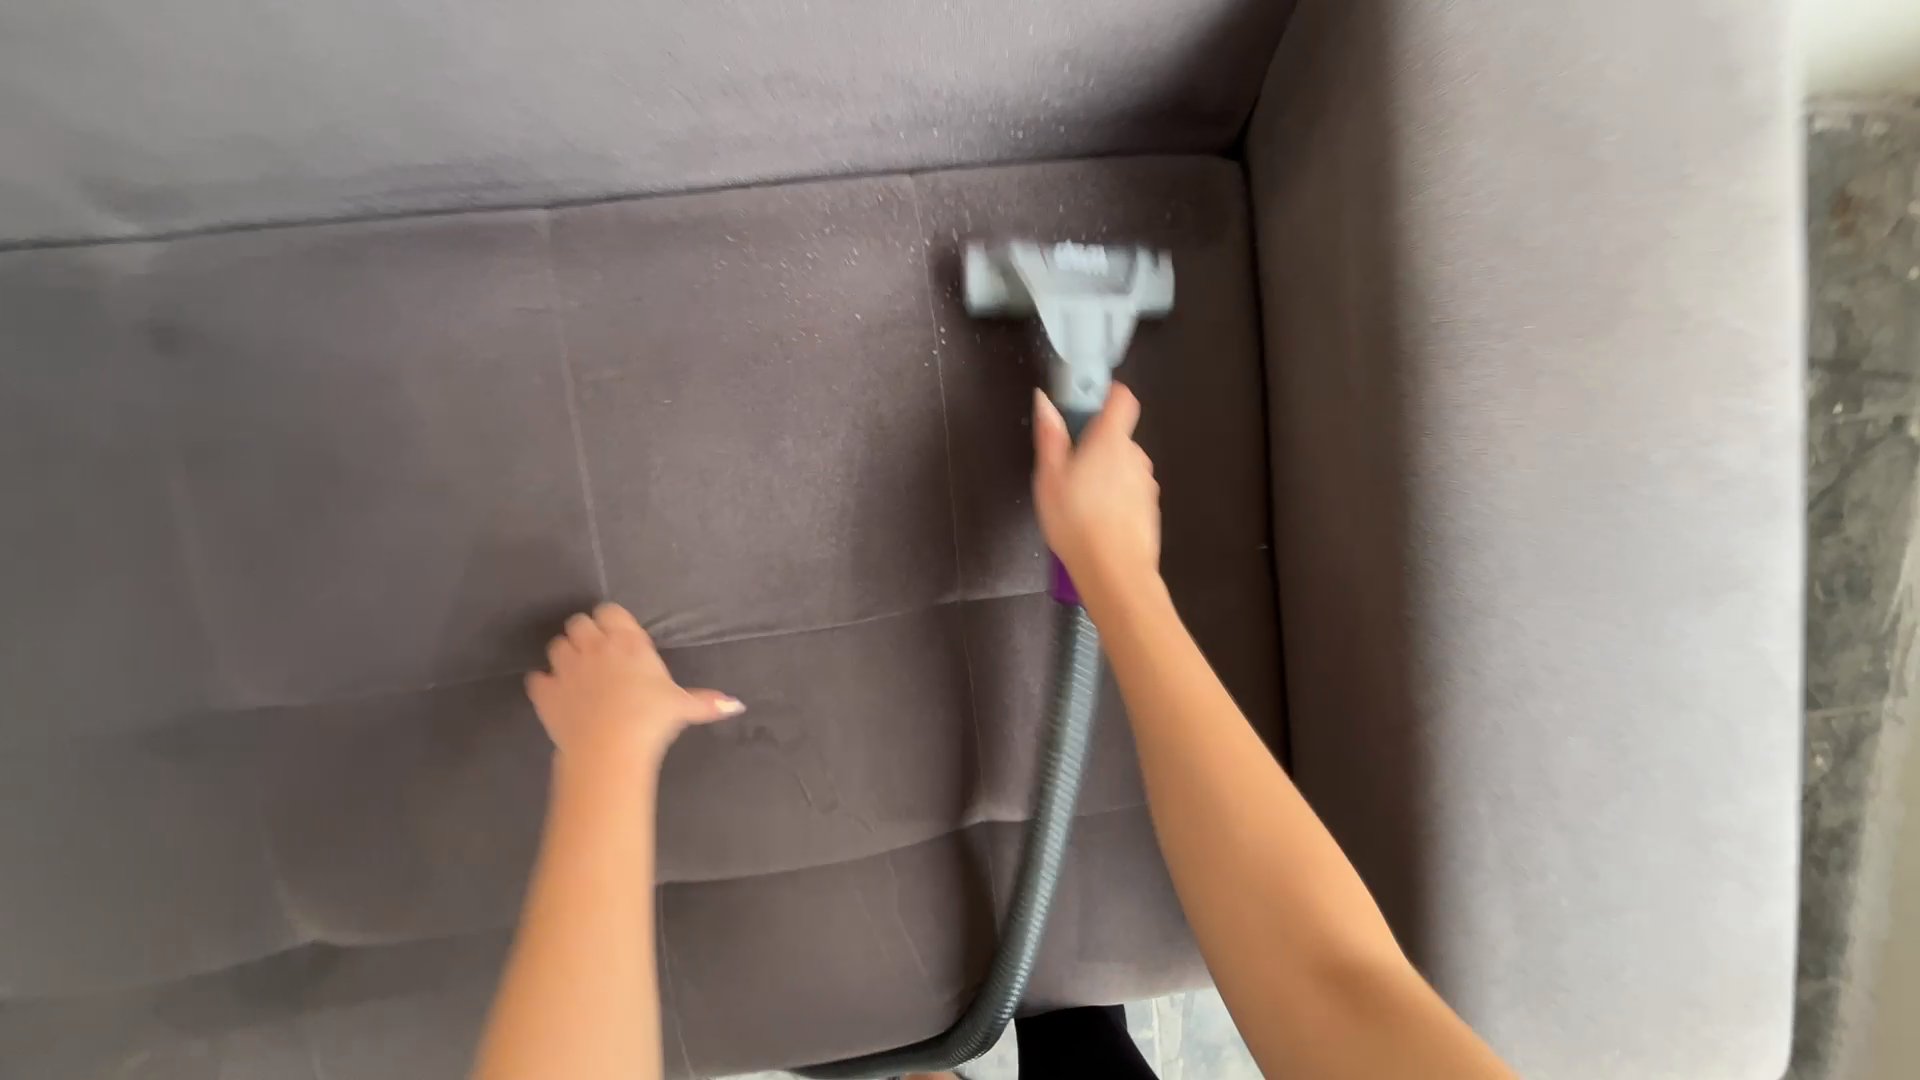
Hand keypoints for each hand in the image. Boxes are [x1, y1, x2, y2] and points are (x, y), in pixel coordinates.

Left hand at [524, 602, 742, 772]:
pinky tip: (556, 694)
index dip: (611, 621)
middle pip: (579, 622)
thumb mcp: (683, 706)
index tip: (618, 635)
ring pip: (557, 645)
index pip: (611, 612)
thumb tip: (736, 705)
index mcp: (628, 642)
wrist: (609, 747)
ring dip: (565, 654)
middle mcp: (595, 647)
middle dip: (585, 633)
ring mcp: (566, 668)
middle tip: (598, 653)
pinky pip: (537, 679)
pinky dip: (545, 684)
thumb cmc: (651, 718)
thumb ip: (706, 702)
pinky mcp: (545, 692)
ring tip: (577, 671)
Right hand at [1032, 384, 1160, 598]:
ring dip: (1106, 474)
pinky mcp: (1150, 509)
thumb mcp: (1049, 478)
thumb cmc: (1076, 520)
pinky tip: (1096, 520)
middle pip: (1118, 437)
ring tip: (1080, 500)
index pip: (1122, 399)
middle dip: (1096, 446)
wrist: (1114, 571)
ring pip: (1124, 466)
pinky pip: (1130, 492)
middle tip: (1068, 469)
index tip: (1086, 407)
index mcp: (1110, 441)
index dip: (1106, 396)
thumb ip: (1050, 436)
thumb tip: (1045, 402)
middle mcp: (1135, 457)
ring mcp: (1146, 484)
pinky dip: (1115, 498)